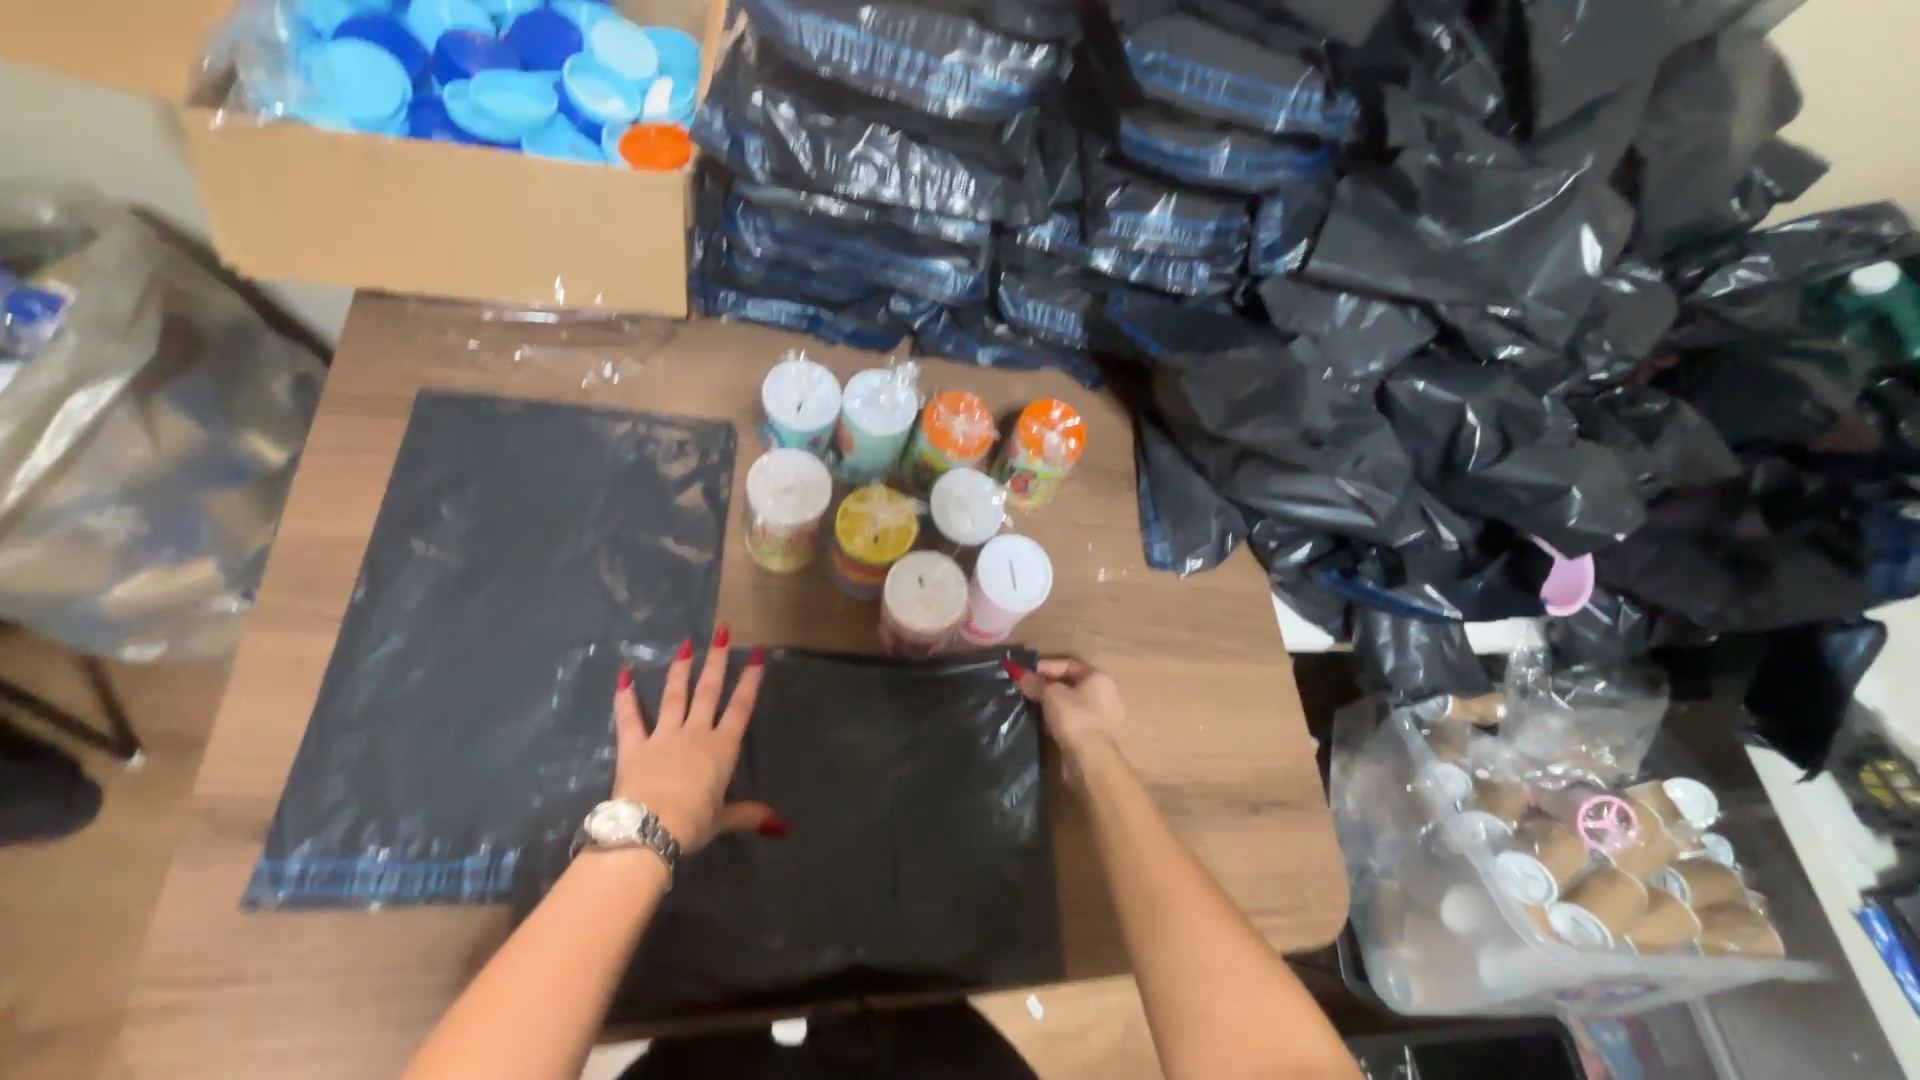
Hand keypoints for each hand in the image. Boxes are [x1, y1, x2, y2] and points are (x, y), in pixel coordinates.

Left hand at [610, 627, 783, 852]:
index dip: (750, 680)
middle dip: (717, 661)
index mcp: (722, 748)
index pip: (741, 707)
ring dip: (681, 669)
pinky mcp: (634, 745)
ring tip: (686, 645)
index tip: (756, 654)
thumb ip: (748, 815)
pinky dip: (625, 696)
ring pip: (675, 695)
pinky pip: (629, 717)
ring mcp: (663, 736)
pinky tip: (624, 675)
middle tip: (721, 634)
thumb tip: (780, 825)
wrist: (651, 827)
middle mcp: (696, 733)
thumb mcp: (723, 819)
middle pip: (708, 691)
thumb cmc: (693, 822)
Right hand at [1010, 657, 1125, 778]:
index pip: (1069, 664)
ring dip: (1052, 704)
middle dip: (1047, 685)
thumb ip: (1035, 683)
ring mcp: (1103, 716)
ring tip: (1031, 706)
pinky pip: (1073, 721)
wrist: (1092, 760)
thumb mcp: (1051, 695)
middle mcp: (1105, 694)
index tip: (1024, 672)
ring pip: (1071, 704)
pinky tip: (1043, 725)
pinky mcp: (1096, 736)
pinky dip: (1059, 720)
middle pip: (1071, 683)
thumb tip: (1020, 675)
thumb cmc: (1075, 719)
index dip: (1045, 666)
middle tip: (1026, 689)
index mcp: (1098, 678)